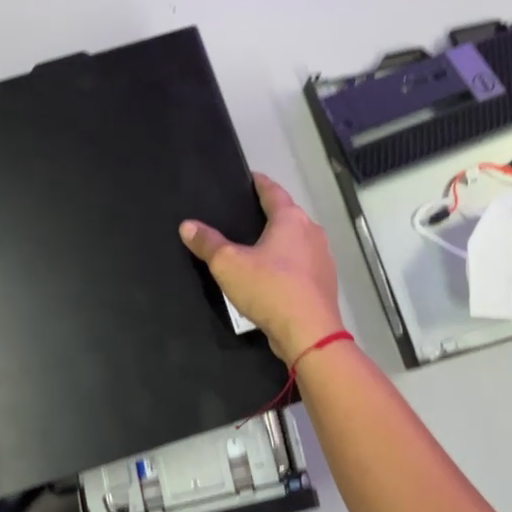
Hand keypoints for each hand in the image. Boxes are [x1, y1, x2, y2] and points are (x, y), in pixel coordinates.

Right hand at [180, 172, 344, 362]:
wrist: (309, 333)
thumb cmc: (269, 289)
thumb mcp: (228, 264)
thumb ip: (208, 243)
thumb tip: (187, 225)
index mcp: (291, 219)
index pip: (273, 192)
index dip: (260, 184)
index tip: (250, 179)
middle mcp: (312, 232)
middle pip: (289, 215)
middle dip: (270, 214)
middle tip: (246, 216)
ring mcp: (323, 258)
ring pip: (298, 241)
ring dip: (281, 241)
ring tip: (257, 247)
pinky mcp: (325, 283)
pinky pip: (303, 265)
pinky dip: (289, 264)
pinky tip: (274, 276)